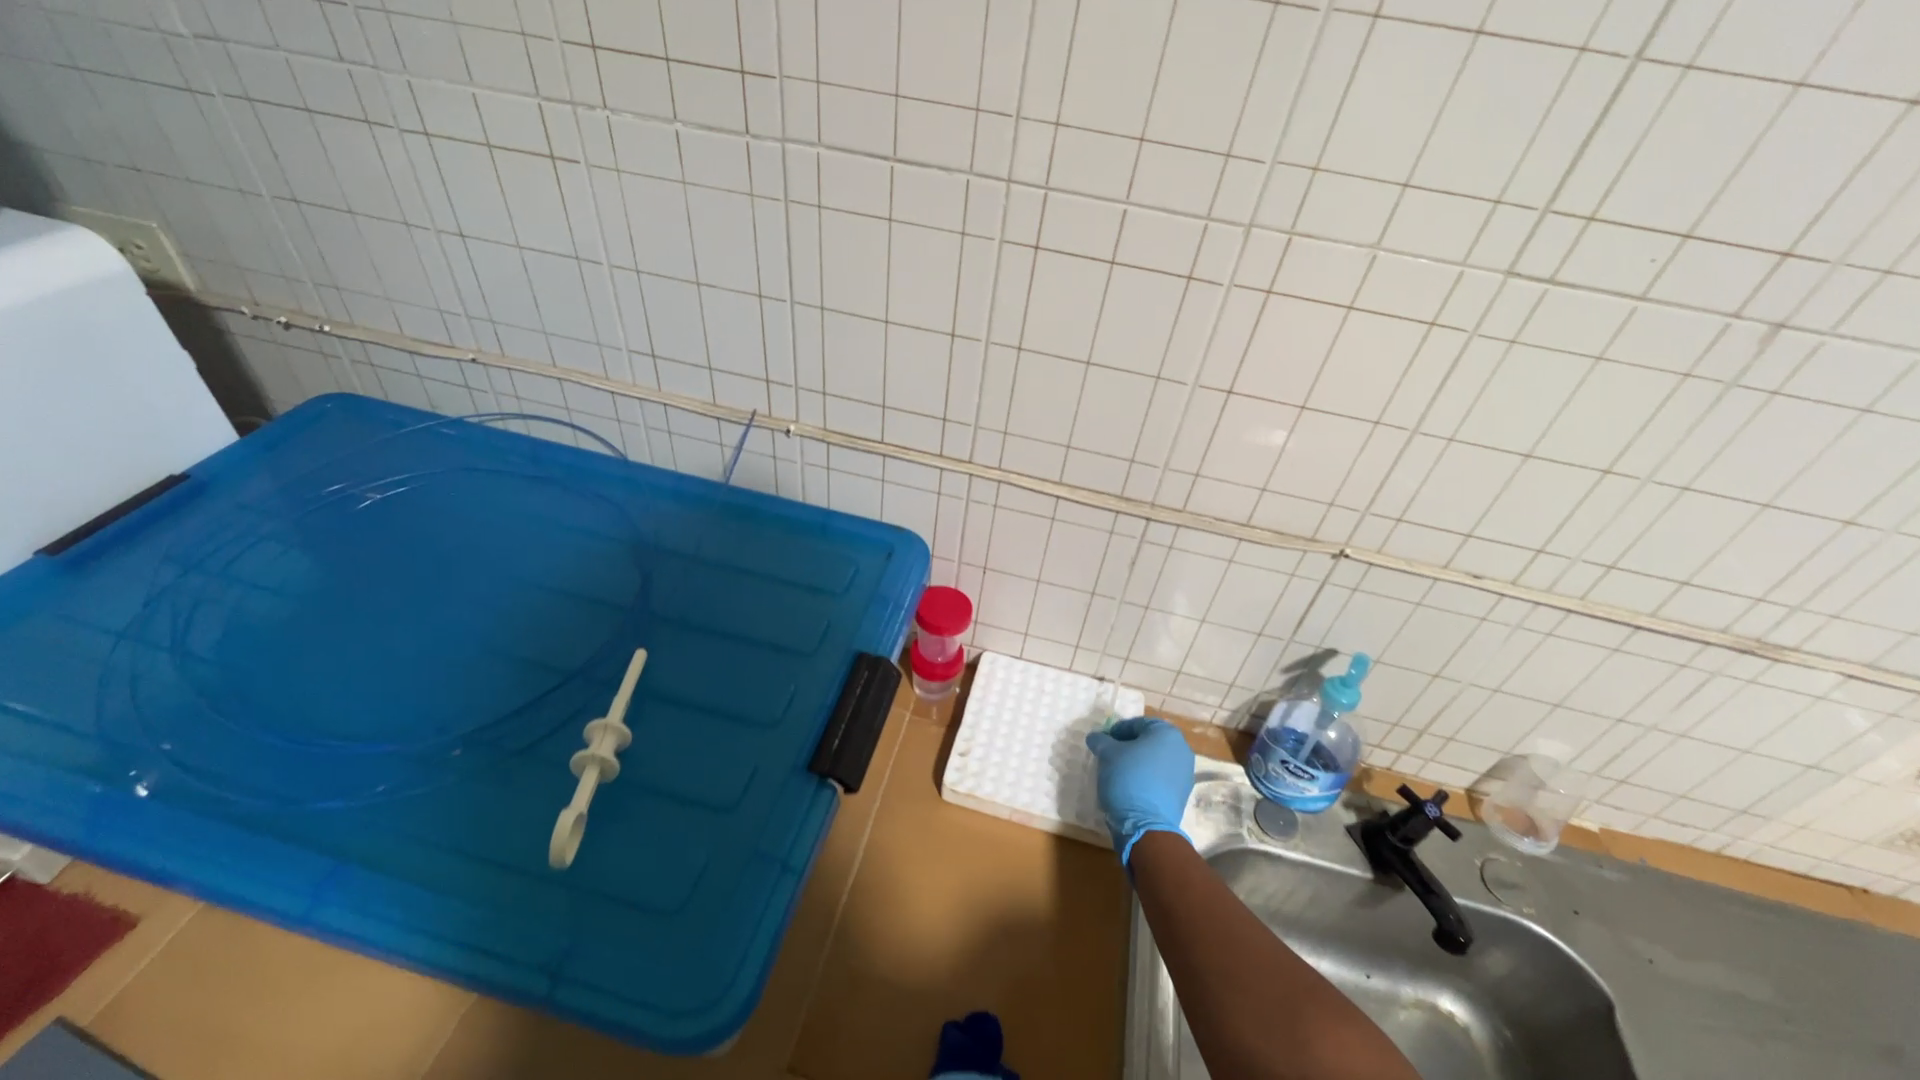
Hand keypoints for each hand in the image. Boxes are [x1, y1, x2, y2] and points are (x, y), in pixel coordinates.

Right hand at [1085, 716, 1195, 863]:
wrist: (1146, 825)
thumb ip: (1101, 740)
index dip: (1117, 730)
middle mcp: (1182, 749)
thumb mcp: (1107, 754)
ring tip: (1118, 774)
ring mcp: (1185, 773)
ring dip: (1138, 764)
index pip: (1138, 724)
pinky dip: (1146, 780)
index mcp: (1167, 733)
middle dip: (1129, 747)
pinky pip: (1161, 779)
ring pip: (1156, 761)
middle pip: (1149, 742)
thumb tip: (1096, 737)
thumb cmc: (1127, 779)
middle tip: (1109, 756)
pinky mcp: (1182, 795)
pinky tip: (1131, 789)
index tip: (1103, 742)